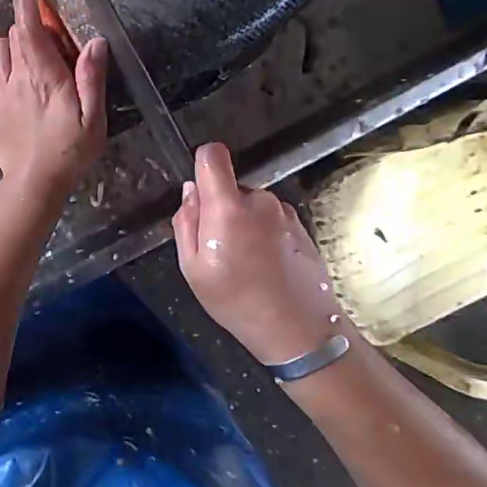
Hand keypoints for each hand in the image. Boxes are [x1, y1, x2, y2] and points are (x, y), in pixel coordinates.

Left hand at [0, 0, 107, 195]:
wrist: (34, 181)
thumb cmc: (69, 150)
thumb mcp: (93, 117)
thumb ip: (92, 77)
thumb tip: (94, 41)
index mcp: (43, 75)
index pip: (27, 26)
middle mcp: (17, 77)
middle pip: (14, 34)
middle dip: (32, 26)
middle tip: (58, 44)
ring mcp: (1, 91)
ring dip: (14, 44)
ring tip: (36, 58)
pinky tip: (7, 75)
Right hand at [171, 142, 343, 364]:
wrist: (299, 331)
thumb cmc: (236, 300)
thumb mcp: (192, 267)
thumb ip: (185, 222)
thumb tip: (191, 191)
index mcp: (228, 208)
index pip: (213, 156)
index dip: (201, 165)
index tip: (198, 191)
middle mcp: (260, 202)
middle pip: (230, 187)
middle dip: (219, 208)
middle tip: (217, 248)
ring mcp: (285, 214)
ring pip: (250, 205)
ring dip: (242, 223)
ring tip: (242, 262)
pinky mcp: (301, 227)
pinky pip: (270, 219)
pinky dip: (261, 234)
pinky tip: (263, 266)